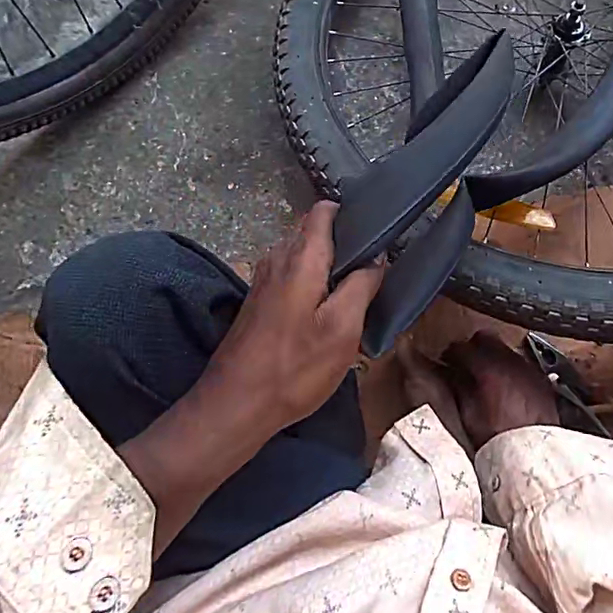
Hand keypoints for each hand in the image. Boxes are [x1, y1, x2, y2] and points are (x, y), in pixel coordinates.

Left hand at [198, 201, 385, 436]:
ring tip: (353, 297)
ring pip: (303, 256)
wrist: (236, 401)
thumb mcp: (342, 329)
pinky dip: (311, 285)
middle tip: (371, 275)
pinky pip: (291, 276)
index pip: (323, 212)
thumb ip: (361, 286)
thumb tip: (376, 260)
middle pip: (314, 233)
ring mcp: (264, 277)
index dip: (350, 215)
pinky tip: (324, 315)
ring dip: (328, 269)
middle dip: (343, 246)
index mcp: (300, 257)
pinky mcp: (259, 299)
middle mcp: (277, 257)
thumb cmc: (293, 366)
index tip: (375, 234)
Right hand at [441, 333, 558, 449]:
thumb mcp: (469, 415)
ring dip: (492, 356)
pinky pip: (521, 363)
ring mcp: (528, 370)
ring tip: (485, 374)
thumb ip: (458, 387)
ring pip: (505, 348)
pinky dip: (510, 368)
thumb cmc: (502, 440)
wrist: (535, 456)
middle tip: (464, 360)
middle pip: (485, 337)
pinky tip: (505, 384)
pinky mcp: (541, 380)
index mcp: (488, 370)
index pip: (461, 347)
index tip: (447, 360)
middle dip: (472, 346)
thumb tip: (451, 373)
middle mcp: (510, 364)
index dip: (450, 353)